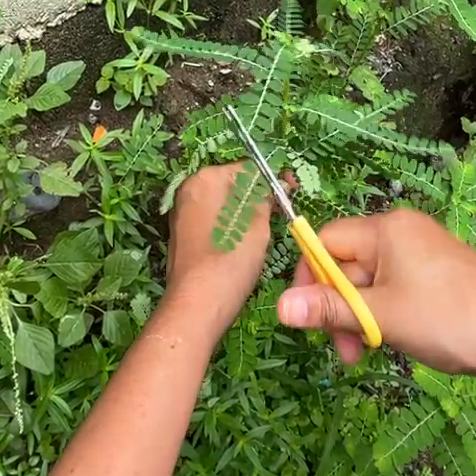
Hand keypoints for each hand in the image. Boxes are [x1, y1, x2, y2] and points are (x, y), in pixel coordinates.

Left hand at [164, 163, 272, 328]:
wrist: (196, 307)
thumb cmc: (230, 261)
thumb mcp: (257, 224)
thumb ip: (264, 196)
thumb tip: (273, 182)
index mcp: (205, 179)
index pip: (247, 168)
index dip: (273, 178)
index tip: (293, 190)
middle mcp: (189, 190)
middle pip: (234, 184)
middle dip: (258, 195)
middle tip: (281, 213)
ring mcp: (183, 213)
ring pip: (225, 204)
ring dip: (246, 212)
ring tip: (265, 232)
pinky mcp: (183, 235)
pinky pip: (214, 220)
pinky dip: (231, 226)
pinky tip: (243, 245)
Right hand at [274, 208, 475, 374]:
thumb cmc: (447, 320)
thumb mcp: (381, 317)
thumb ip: (329, 309)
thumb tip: (278, 307)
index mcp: (386, 228)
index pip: (326, 239)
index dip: (311, 277)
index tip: (311, 319)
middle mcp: (401, 229)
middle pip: (348, 261)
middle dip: (340, 305)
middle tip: (347, 351)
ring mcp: (422, 249)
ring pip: (370, 278)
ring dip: (361, 314)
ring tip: (368, 352)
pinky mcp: (437, 270)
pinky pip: (394, 284)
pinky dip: (385, 311)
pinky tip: (393, 338)